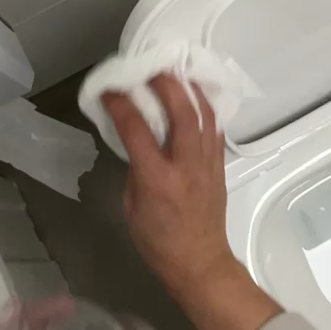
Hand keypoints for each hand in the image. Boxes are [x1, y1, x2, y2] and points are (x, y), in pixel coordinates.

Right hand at [102, 75, 235, 297]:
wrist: (199, 263)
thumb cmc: (158, 242)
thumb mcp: (133, 206)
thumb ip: (136, 169)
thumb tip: (137, 141)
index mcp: (157, 180)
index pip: (137, 131)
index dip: (122, 105)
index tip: (110, 89)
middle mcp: (186, 166)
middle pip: (183, 114)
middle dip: (168, 85)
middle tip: (154, 67)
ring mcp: (208, 165)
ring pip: (206, 116)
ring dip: (192, 90)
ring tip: (179, 72)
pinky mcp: (220, 167)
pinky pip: (215, 130)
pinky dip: (206, 109)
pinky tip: (197, 97)